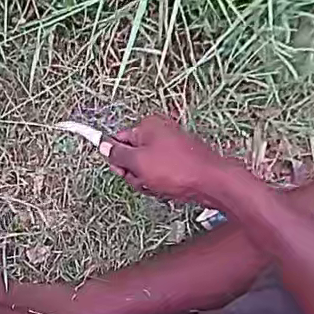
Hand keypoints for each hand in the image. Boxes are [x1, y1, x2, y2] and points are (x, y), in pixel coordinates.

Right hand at [106, 116, 249, 206]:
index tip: (122, 171)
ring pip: (145, 168)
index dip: (117, 159)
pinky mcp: (178, 161)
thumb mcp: (138, 162)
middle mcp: (159, 132)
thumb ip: (117, 154)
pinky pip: (159, 173)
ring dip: (146, 181)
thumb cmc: (176, 170)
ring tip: (158, 184)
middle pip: (131, 156)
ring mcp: (170, 147)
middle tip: (144, 179)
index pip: (118, 140)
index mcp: (148, 126)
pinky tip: (168, 188)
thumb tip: (103, 145)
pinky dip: (159, 183)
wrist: (210, 182)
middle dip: (134, 173)